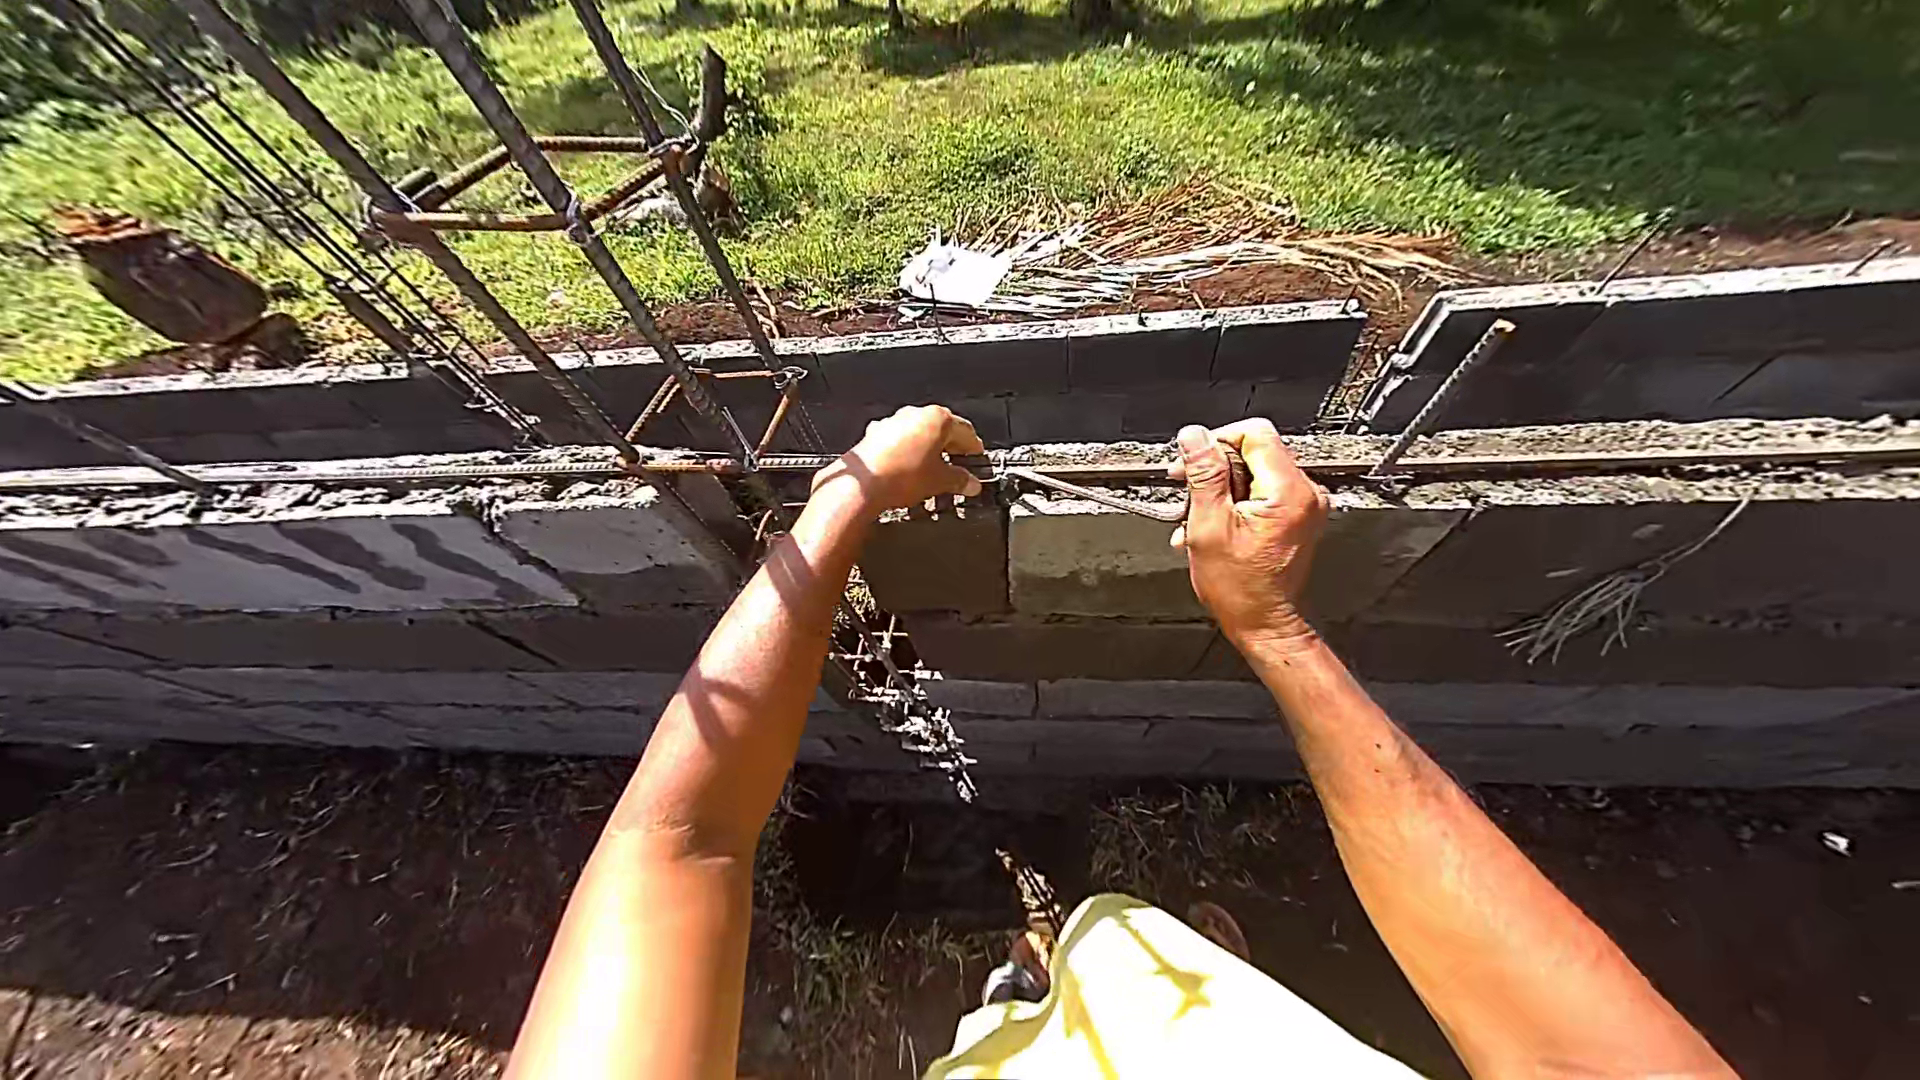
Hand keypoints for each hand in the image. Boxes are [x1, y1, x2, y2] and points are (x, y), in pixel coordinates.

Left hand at [814, 405, 984, 513]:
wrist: (862, 486)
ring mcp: (893, 422)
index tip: (976, 460)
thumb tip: (970, 483)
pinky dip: (910, 453)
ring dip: (929, 450)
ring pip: (919, 434)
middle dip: (952, 448)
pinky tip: (911, 470)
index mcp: (937, 418)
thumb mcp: (940, 481)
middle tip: (959, 467)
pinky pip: (901, 441)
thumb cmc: (901, 476)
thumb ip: (960, 480)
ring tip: (934, 472)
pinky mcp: (876, 435)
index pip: (965, 431)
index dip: (974, 448)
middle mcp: (914, 414)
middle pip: (942, 429)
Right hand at [1170, 420, 1328, 648]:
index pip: (1255, 433)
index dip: (1217, 441)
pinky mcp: (1294, 517)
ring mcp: (1302, 506)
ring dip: (1217, 490)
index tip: (1192, 460)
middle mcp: (1304, 494)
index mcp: (1287, 491)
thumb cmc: (1240, 587)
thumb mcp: (1209, 525)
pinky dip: (1231, 503)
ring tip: (1196, 516)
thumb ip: (1203, 474)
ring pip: (1252, 472)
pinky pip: (1259, 492)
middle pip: (1253, 451)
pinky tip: (1211, 524)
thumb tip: (1194, 437)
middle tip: (1187, 490)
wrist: (1261, 621)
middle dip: (1213, 469)